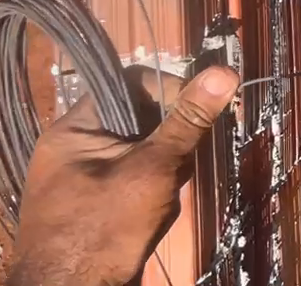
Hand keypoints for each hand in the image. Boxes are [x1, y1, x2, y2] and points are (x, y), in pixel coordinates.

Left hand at [9, 66, 238, 285]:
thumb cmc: (104, 230)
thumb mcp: (154, 168)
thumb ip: (188, 119)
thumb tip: (224, 71)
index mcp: (75, 130)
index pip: (134, 82)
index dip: (171, 89)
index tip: (199, 111)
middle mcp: (77, 146)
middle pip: (144, 115)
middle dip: (172, 137)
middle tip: (181, 161)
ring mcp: (87, 175)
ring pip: (148, 145)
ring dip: (169, 165)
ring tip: (166, 193)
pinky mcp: (100, 200)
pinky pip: (140, 173)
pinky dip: (158, 185)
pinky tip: (157, 209)